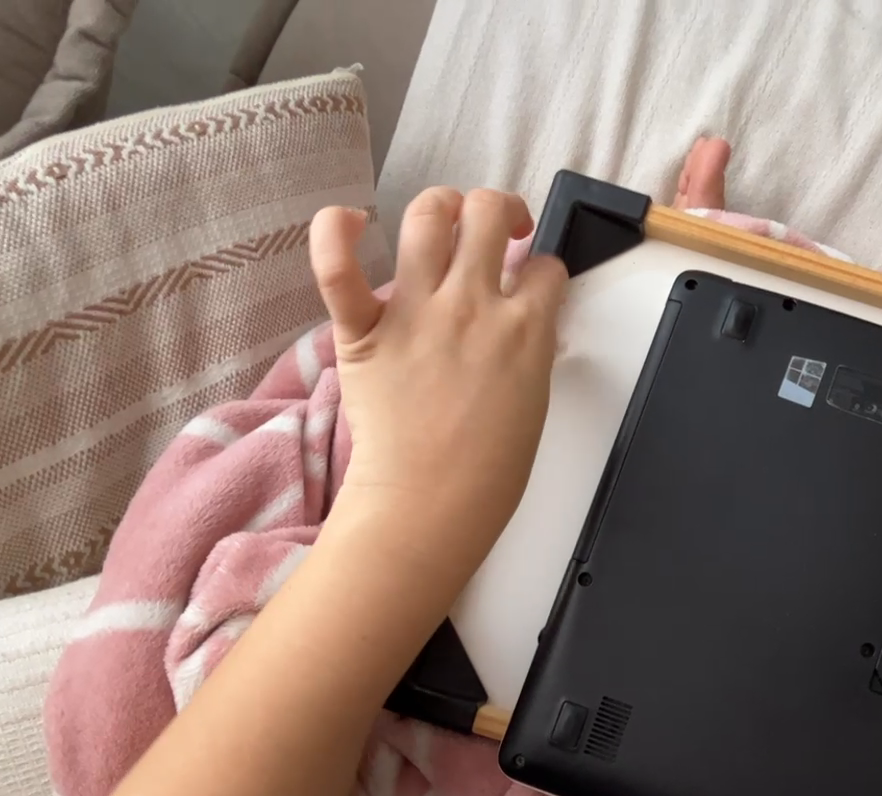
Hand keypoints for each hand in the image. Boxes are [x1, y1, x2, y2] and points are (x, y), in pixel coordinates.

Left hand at [307, 188, 568, 567]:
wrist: (434, 504)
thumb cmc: (490, 470)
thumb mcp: (534, 403)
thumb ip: (532, 352)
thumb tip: (525, 324)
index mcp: (526, 331)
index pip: (545, 269)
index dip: (544, 270)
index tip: (536, 281)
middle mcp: (474, 306)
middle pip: (490, 214)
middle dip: (500, 210)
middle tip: (500, 229)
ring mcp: (417, 313)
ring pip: (428, 215)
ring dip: (441, 205)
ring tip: (445, 218)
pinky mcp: (365, 330)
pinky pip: (338, 263)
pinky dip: (335, 231)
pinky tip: (350, 220)